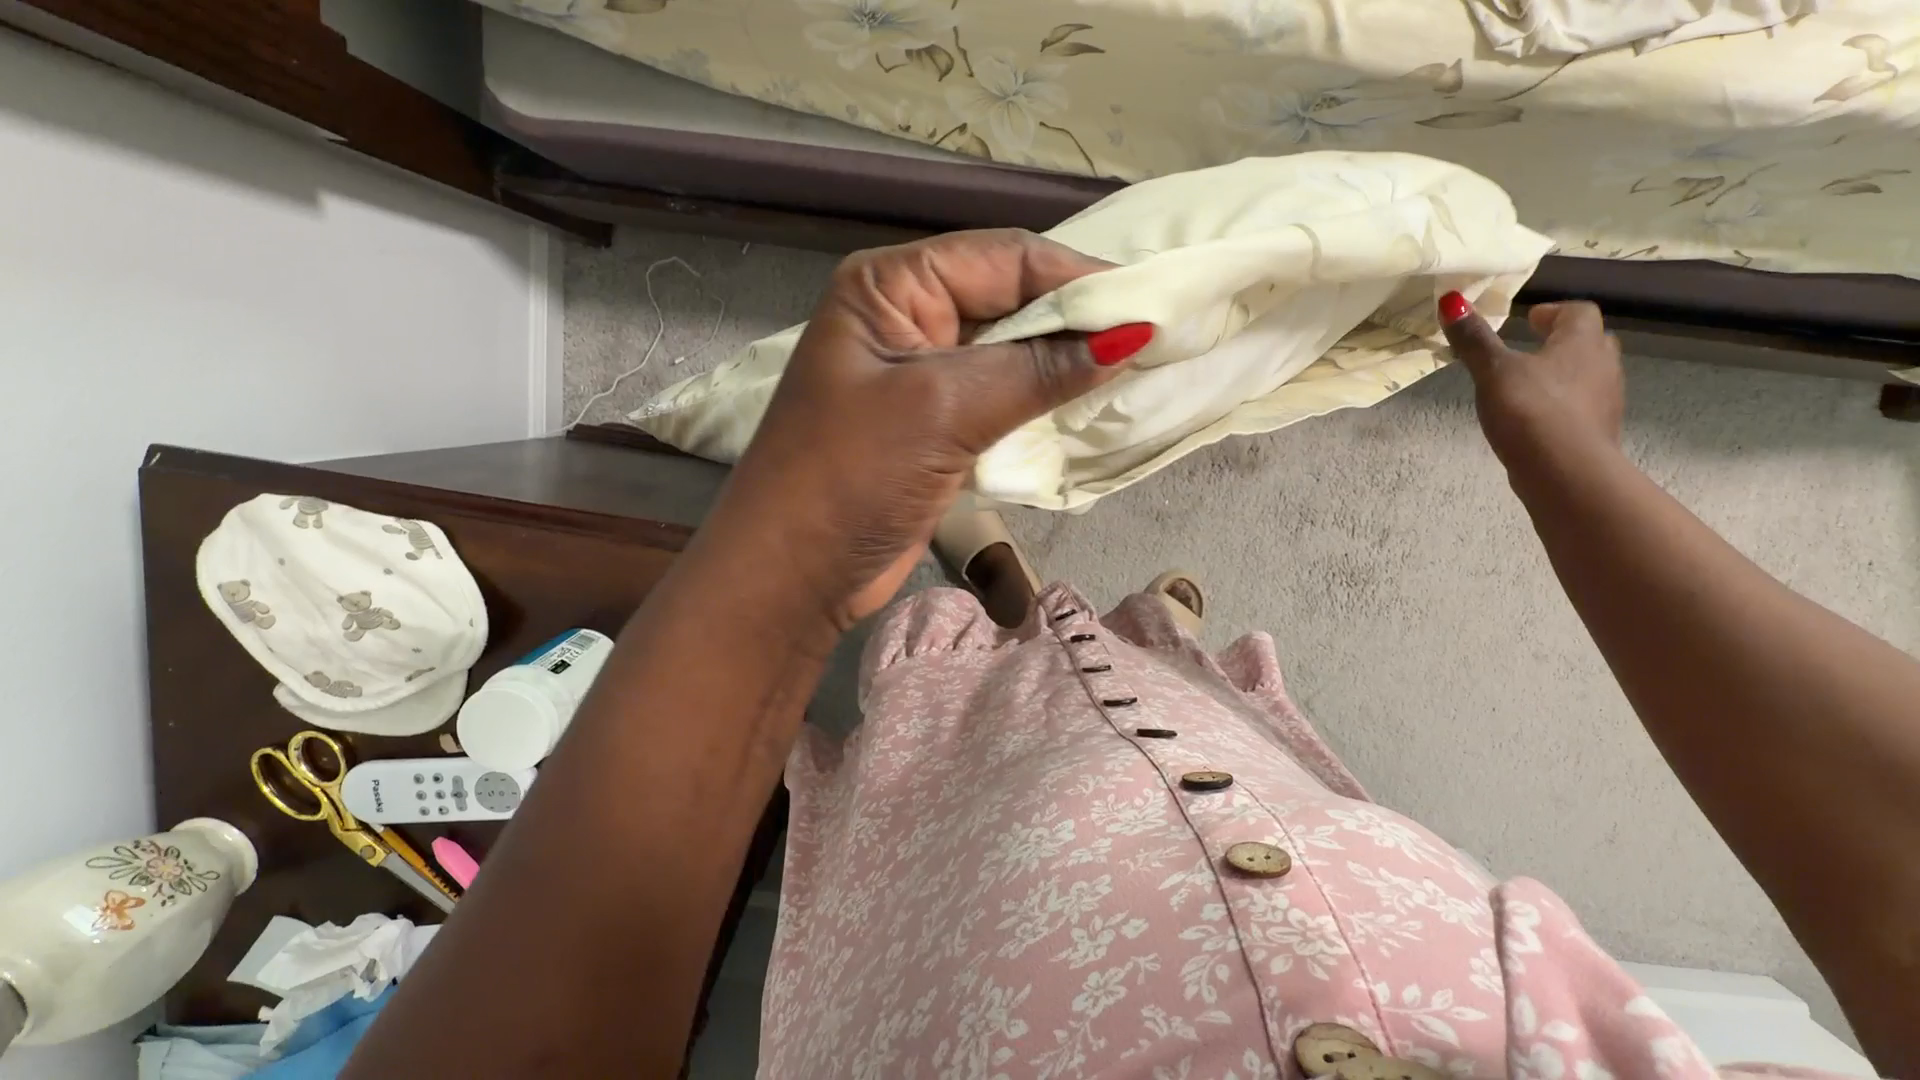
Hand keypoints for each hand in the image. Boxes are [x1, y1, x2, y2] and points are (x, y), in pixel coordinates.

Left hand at [698, 229, 1147, 632]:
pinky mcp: (936, 424)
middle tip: (1156, 338)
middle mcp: (907, 317)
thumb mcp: (943, 410)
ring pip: (1012, 351)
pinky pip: (1003, 397)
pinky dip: (1045, 402)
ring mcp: (922, 373)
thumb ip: (1035, 369)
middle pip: (1012, 299)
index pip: (1004, 257)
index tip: (1150, 305)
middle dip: (1079, 320)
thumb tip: (1127, 337)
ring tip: (1138, 371)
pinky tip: (1091, 408)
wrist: (791, 575)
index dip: (1078, 278)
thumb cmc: (850, 477)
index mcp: (892, 286)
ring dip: (1067, 363)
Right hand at [1439, 294, 1624, 467]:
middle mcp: (1602, 365)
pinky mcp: (1598, 431)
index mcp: (1581, 342)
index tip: (1528, 320)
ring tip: (1529, 385)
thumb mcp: (1493, 372)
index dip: (1554, 312)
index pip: (1579, 312)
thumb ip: (1473, 339)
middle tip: (1531, 348)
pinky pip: (1582, 407)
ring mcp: (1605, 400)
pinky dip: (1563, 405)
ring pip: (1588, 375)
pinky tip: (1536, 419)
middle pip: (1590, 342)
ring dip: (1564, 374)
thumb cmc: (1530, 410)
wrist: (1565, 471)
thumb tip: (1451, 299)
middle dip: (1562, 342)